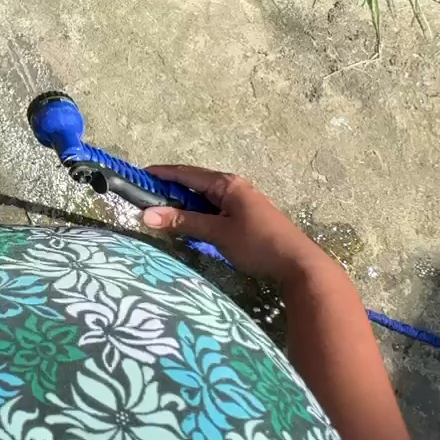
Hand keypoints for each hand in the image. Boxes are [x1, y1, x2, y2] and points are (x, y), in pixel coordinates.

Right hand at [138, 166, 335, 286]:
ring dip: (183, 201)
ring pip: (203, 196)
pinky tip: (188, 220)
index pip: (185, 173)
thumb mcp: (216, 233)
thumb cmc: (258, 244)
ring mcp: (241, 200)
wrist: (301, 266)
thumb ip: (182, 222)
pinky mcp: (245, 215)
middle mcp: (233, 186)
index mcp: (226, 183)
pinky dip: (196, 210)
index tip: (138, 176)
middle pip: (194, 182)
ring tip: (161, 208)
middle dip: (169, 187)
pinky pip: (212, 206)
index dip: (161, 174)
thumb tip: (146, 215)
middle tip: (145, 195)